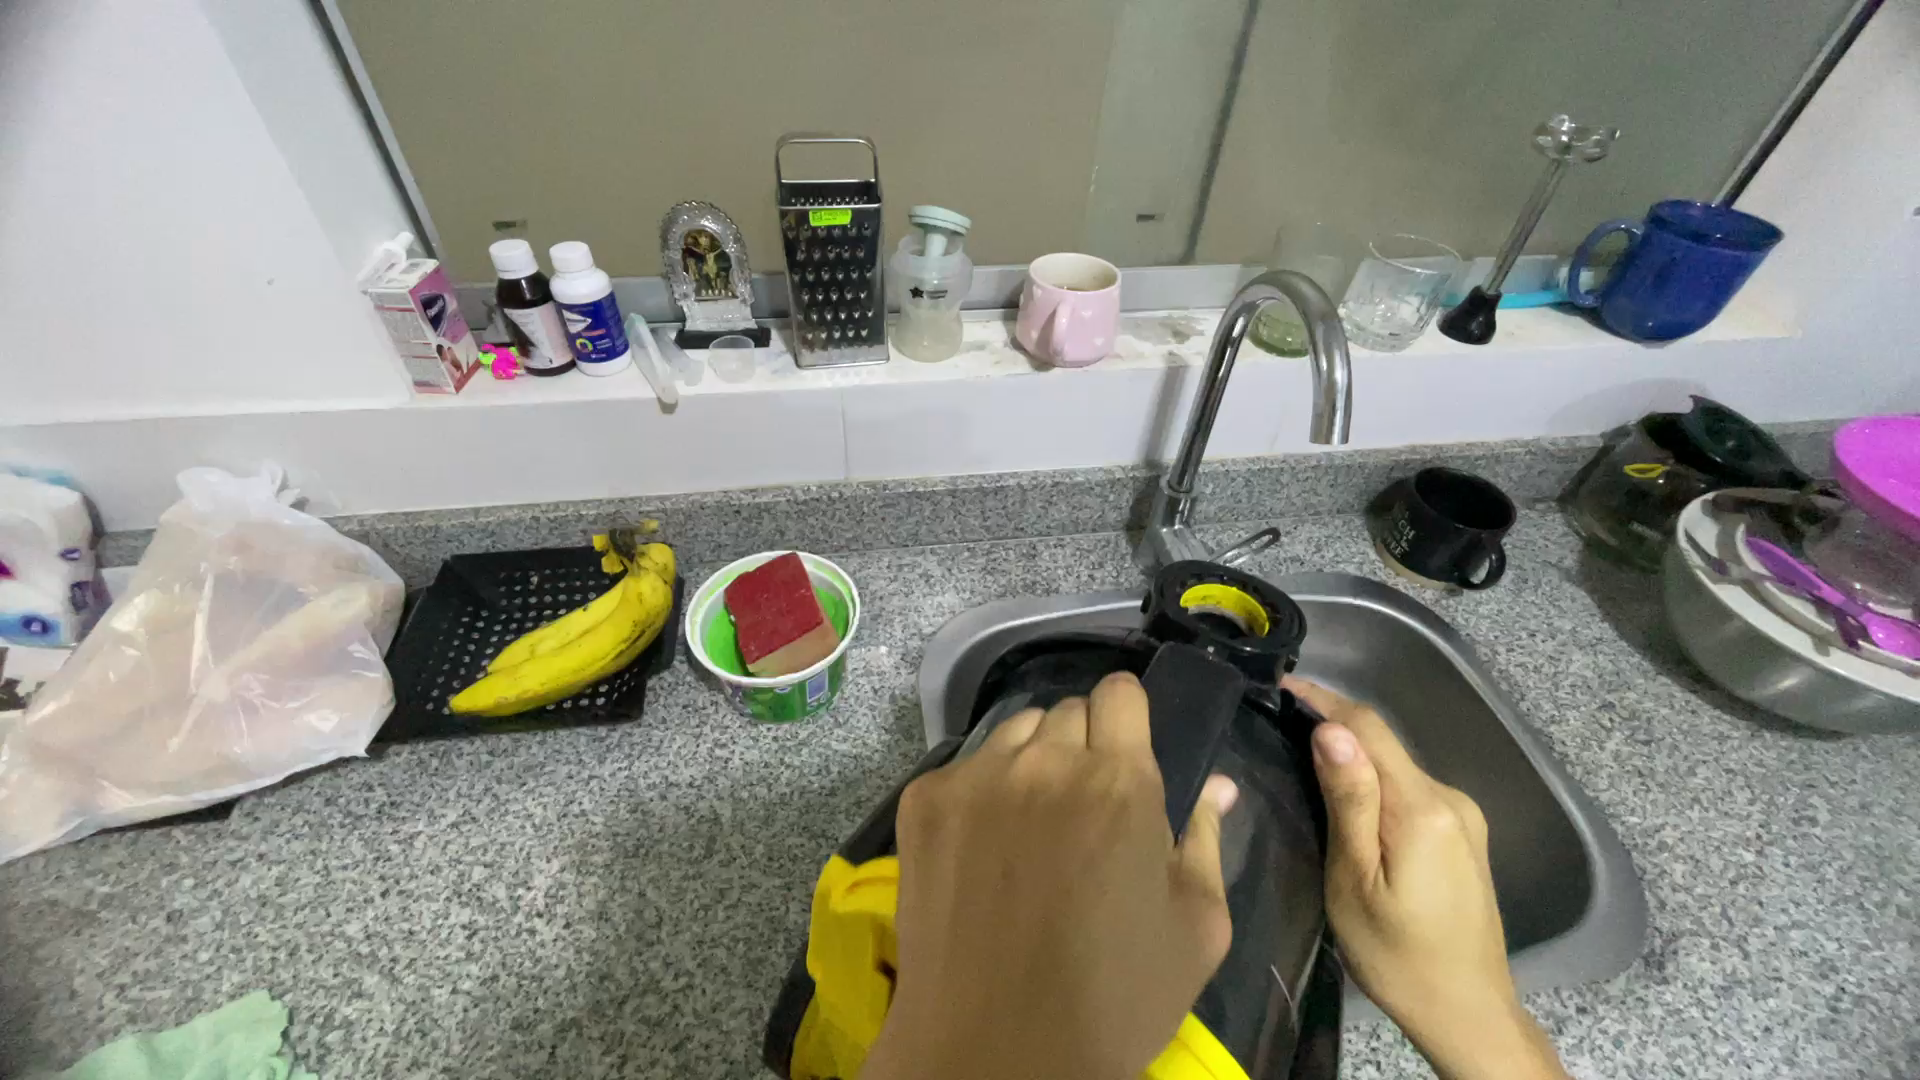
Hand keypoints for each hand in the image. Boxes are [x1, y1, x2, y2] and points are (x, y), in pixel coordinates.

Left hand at [864, 672, 1238, 1079]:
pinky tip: (984, 848)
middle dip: (1083, 745)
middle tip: (1082, 806)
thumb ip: (1205, 838)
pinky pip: (965, 767)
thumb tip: (1217, 783)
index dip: (1127, 715)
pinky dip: (980, 791)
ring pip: (1015, 731)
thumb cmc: (1112, 1000)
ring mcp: (976, 776)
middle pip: (1069, 711)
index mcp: (1119, 782)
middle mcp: (1044, 761)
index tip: (1125, 748)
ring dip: (1031, 760)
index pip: (1120, 692)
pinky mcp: (924, 799)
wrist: (993, 1053)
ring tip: (1031, 823)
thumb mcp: (1194, 930)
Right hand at [1285, 677, 1569, 1079]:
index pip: (1368, 728)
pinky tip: (1345, 790)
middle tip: (1277, 715)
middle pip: (1383, 742)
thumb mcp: (1354, 879)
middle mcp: (1450, 800)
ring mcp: (1463, 817)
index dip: (1324, 699)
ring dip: (1350, 750)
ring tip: (1299, 748)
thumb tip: (1330, 731)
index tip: (1281, 684)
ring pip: (1395, 763)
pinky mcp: (1463, 834)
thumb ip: (1348, 800)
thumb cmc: (1395, 953)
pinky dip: (1372, 776)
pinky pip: (1407, 787)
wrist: (1467, 1013)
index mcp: (1422, 809)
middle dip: (1332, 721)